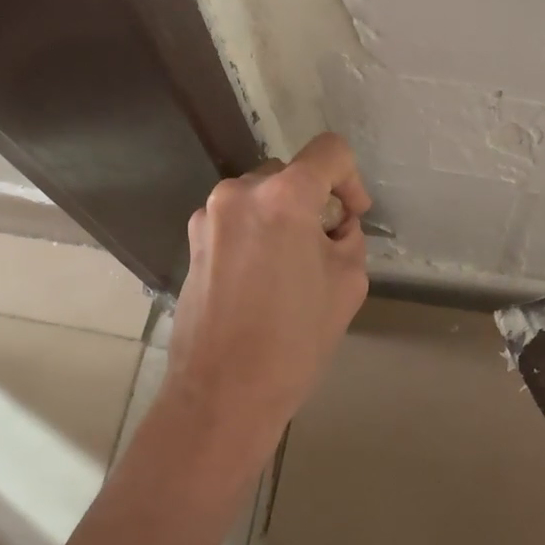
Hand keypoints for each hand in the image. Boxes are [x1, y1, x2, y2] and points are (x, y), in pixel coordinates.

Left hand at [165, 133, 372, 438]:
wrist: (223, 393)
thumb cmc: (294, 340)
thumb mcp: (348, 284)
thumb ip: (349, 238)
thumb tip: (335, 226)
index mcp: (283, 197)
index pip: (329, 152)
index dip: (352, 178)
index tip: (353, 215)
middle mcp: (239, 193)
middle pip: (290, 175)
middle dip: (314, 203)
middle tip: (326, 248)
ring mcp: (208, 216)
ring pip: (260, 198)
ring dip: (283, 219)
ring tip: (292, 269)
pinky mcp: (191, 242)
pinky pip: (236, 221)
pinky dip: (256, 235)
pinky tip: (262, 281)